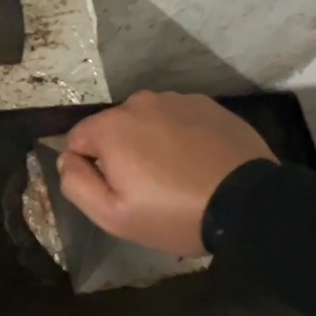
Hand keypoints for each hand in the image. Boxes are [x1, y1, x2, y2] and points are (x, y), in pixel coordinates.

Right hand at [57, 91, 277, 256]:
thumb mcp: (112, 215)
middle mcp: (140, 102)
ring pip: (147, 122)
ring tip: (177, 177)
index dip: (92, 170)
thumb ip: (76, 183)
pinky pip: (179, 120)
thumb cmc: (174, 212)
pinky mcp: (209, 105)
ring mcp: (177, 100)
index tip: (119, 193)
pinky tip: (199, 164)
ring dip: (152, 144)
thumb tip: (66, 158)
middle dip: (122, 154)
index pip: (77, 141)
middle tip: (149, 189)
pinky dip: (181, 138)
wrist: (249, 204)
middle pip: (114, 129)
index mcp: (111, 126)